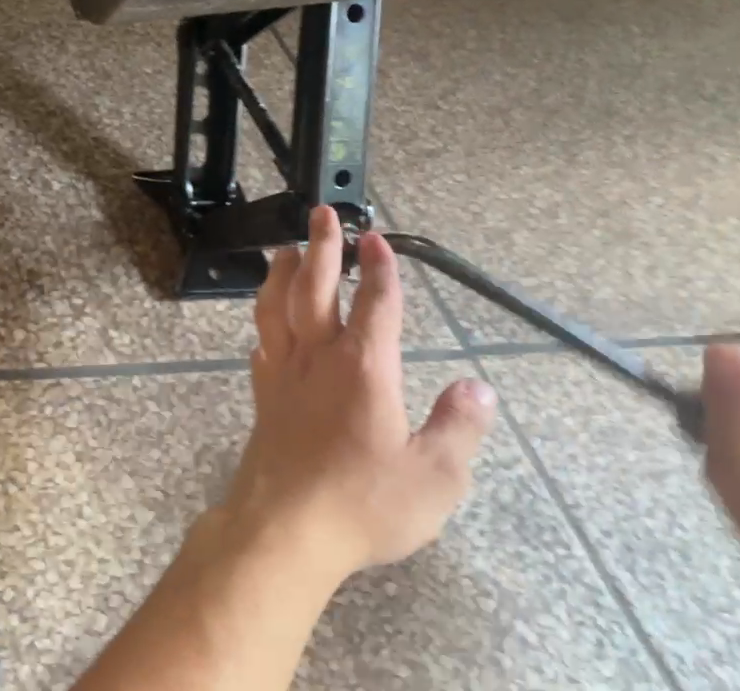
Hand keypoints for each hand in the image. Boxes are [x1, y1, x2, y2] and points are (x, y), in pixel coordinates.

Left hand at [220, 206, 497, 580]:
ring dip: (281, 274)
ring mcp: (282, 376)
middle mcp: (317, 361)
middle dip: (319, 247)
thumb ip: (458, 428)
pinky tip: (266, 324)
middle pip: (313, 289)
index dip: (378, 268)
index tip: (375, 236)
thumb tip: (478, 389)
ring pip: (275, 309)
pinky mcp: (262, 397)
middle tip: (319, 213)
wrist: (284, 527)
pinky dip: (264, 324)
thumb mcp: (435, 476)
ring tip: (283, 249)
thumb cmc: (364, 504)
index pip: (375, 305)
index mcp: (363, 370)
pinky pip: (261, 345)